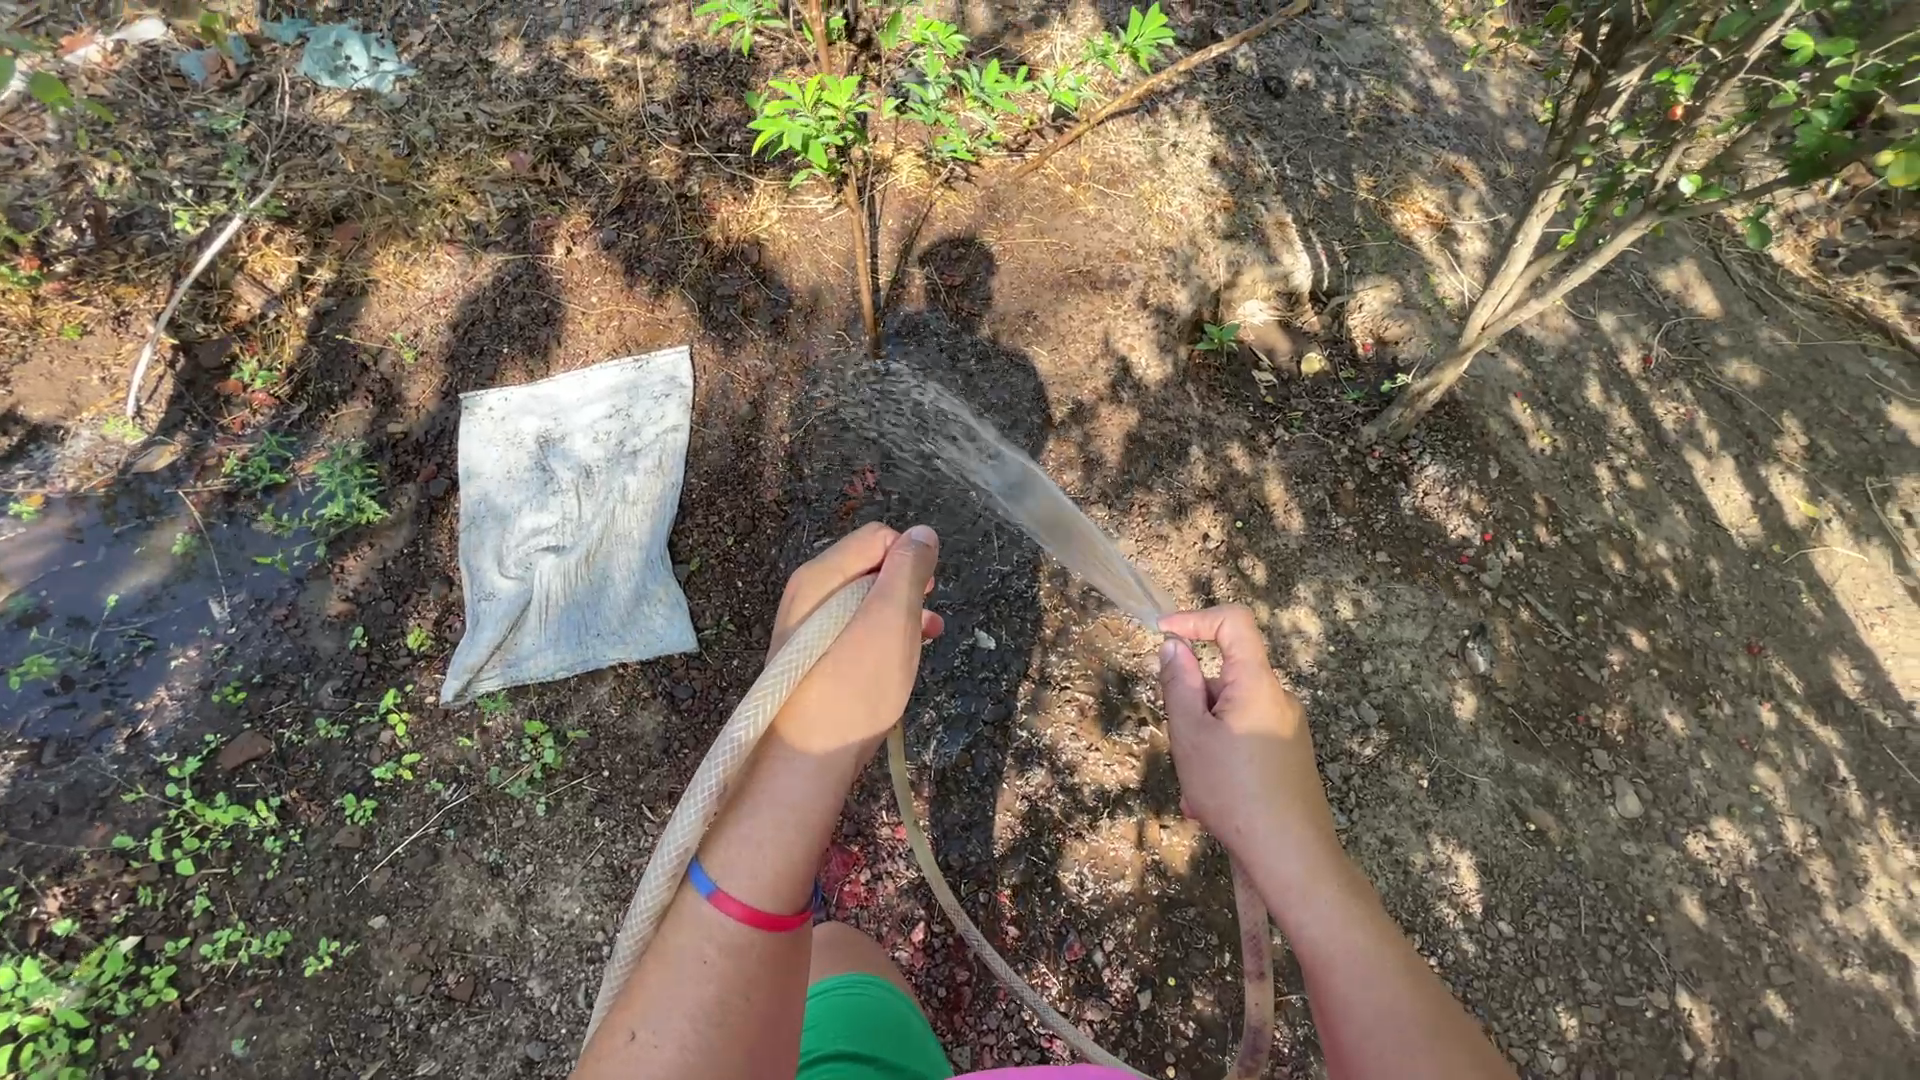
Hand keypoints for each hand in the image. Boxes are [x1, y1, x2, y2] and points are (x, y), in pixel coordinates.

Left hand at [767, 522, 942, 756]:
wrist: (807, 759)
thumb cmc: (855, 685)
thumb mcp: (891, 618)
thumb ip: (908, 570)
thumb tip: (922, 533)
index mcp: (822, 575)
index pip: (878, 537)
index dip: (911, 558)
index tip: (927, 592)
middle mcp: (809, 594)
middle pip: (871, 568)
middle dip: (907, 587)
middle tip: (929, 617)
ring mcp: (808, 629)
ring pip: (866, 602)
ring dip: (900, 614)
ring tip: (927, 638)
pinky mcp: (813, 659)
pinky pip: (855, 631)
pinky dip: (882, 637)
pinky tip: (900, 659)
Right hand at [1158, 605, 1336, 861]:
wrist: (1292, 859)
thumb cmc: (1234, 790)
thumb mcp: (1191, 734)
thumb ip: (1179, 684)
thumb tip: (1174, 646)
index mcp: (1258, 683)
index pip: (1234, 622)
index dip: (1196, 618)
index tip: (1162, 635)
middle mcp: (1280, 699)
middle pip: (1227, 678)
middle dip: (1194, 707)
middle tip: (1182, 748)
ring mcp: (1289, 730)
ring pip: (1232, 716)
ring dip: (1205, 742)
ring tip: (1197, 792)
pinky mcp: (1291, 757)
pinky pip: (1246, 741)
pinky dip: (1222, 759)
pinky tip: (1212, 804)